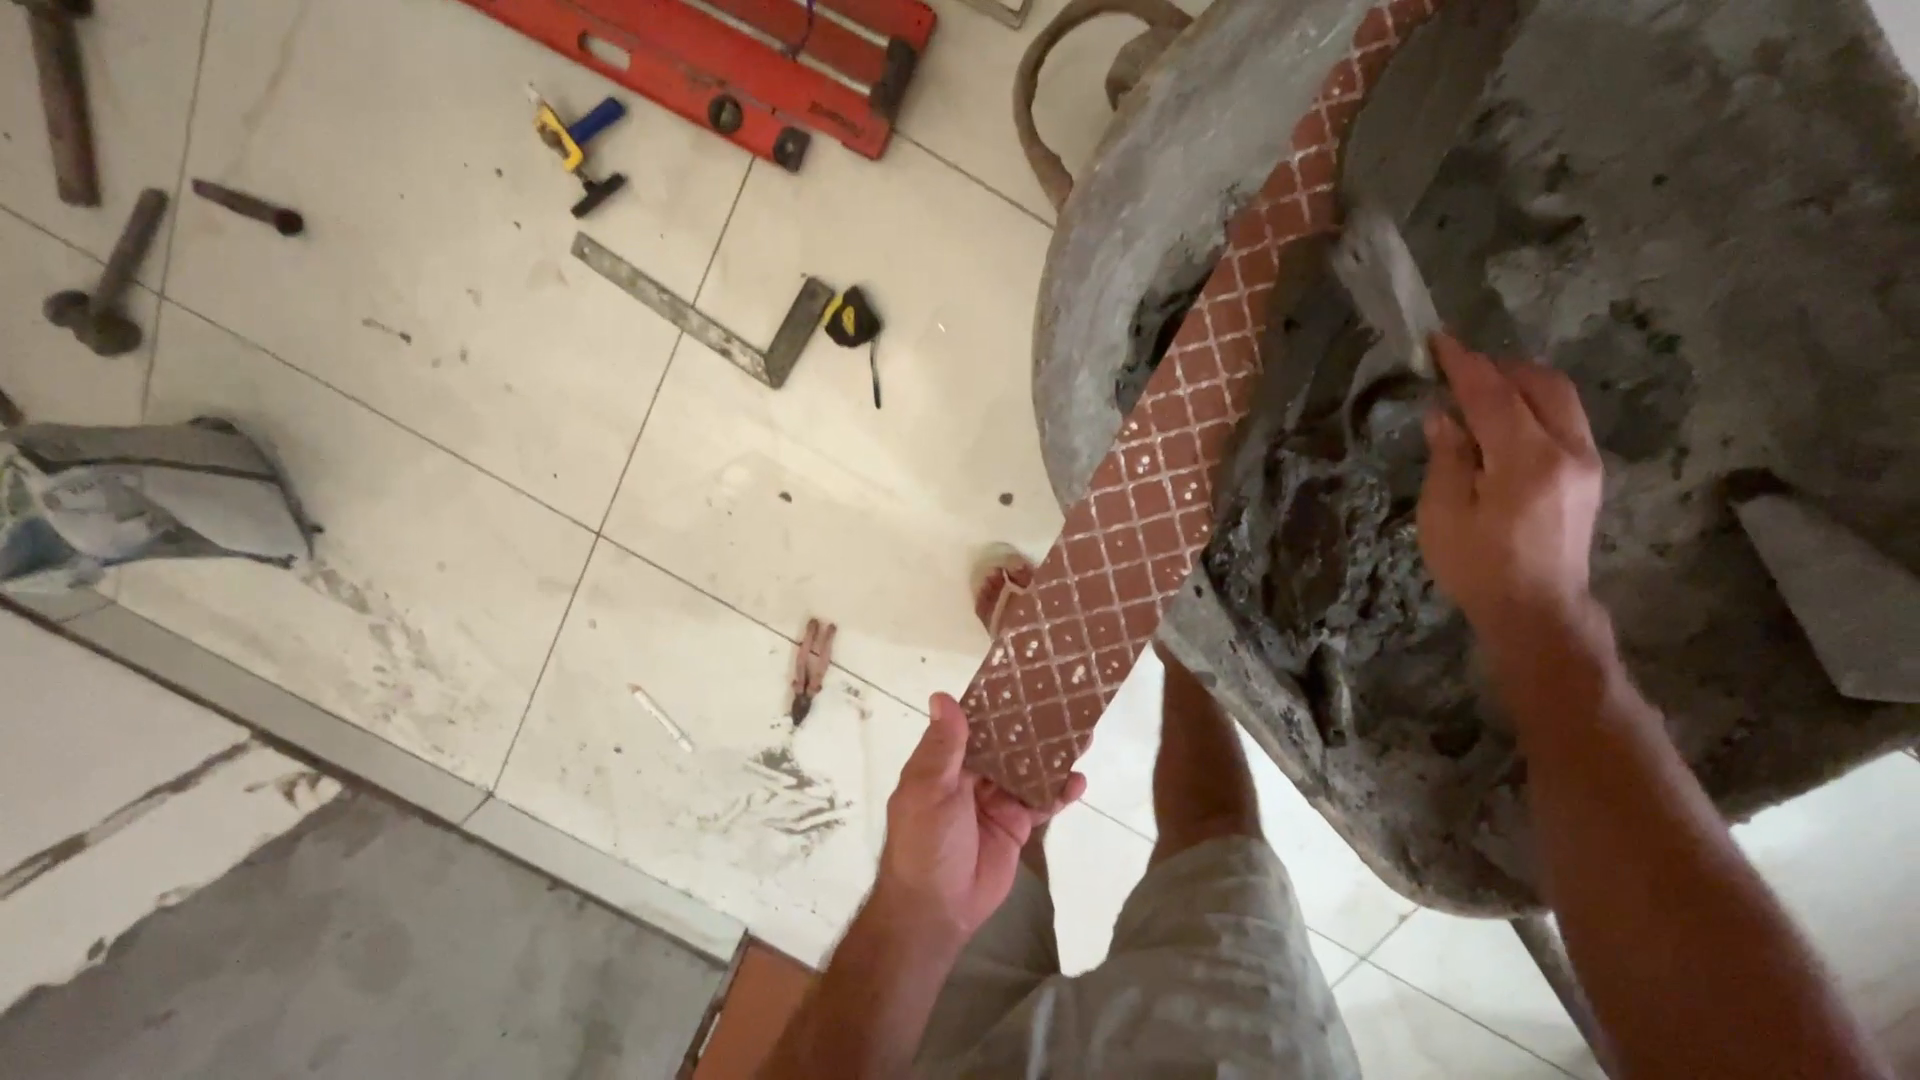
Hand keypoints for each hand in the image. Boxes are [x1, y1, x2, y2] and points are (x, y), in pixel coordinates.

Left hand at [873, 693, 1085, 946]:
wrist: (938, 909)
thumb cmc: (925, 843)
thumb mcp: (927, 790)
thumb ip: (943, 747)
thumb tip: (942, 696)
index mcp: (944, 763)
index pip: (972, 725)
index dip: (995, 704)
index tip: (1022, 680)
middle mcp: (971, 777)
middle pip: (1006, 744)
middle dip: (1032, 727)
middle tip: (1064, 704)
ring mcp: (995, 801)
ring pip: (1028, 769)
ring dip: (1052, 755)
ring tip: (1083, 735)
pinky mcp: (1016, 825)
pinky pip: (1040, 802)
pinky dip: (1059, 792)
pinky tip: (1078, 781)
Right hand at [1418, 334, 1603, 639]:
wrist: (1536, 610)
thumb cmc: (1478, 567)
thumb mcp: (1443, 514)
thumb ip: (1448, 457)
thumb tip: (1444, 415)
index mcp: (1526, 460)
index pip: (1493, 394)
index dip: (1464, 364)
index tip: (1439, 340)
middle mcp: (1568, 450)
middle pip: (1540, 383)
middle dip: (1498, 367)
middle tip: (1457, 369)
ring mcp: (1587, 461)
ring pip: (1559, 397)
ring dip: (1519, 383)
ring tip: (1478, 392)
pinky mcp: (1589, 474)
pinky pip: (1564, 418)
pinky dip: (1532, 406)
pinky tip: (1502, 422)